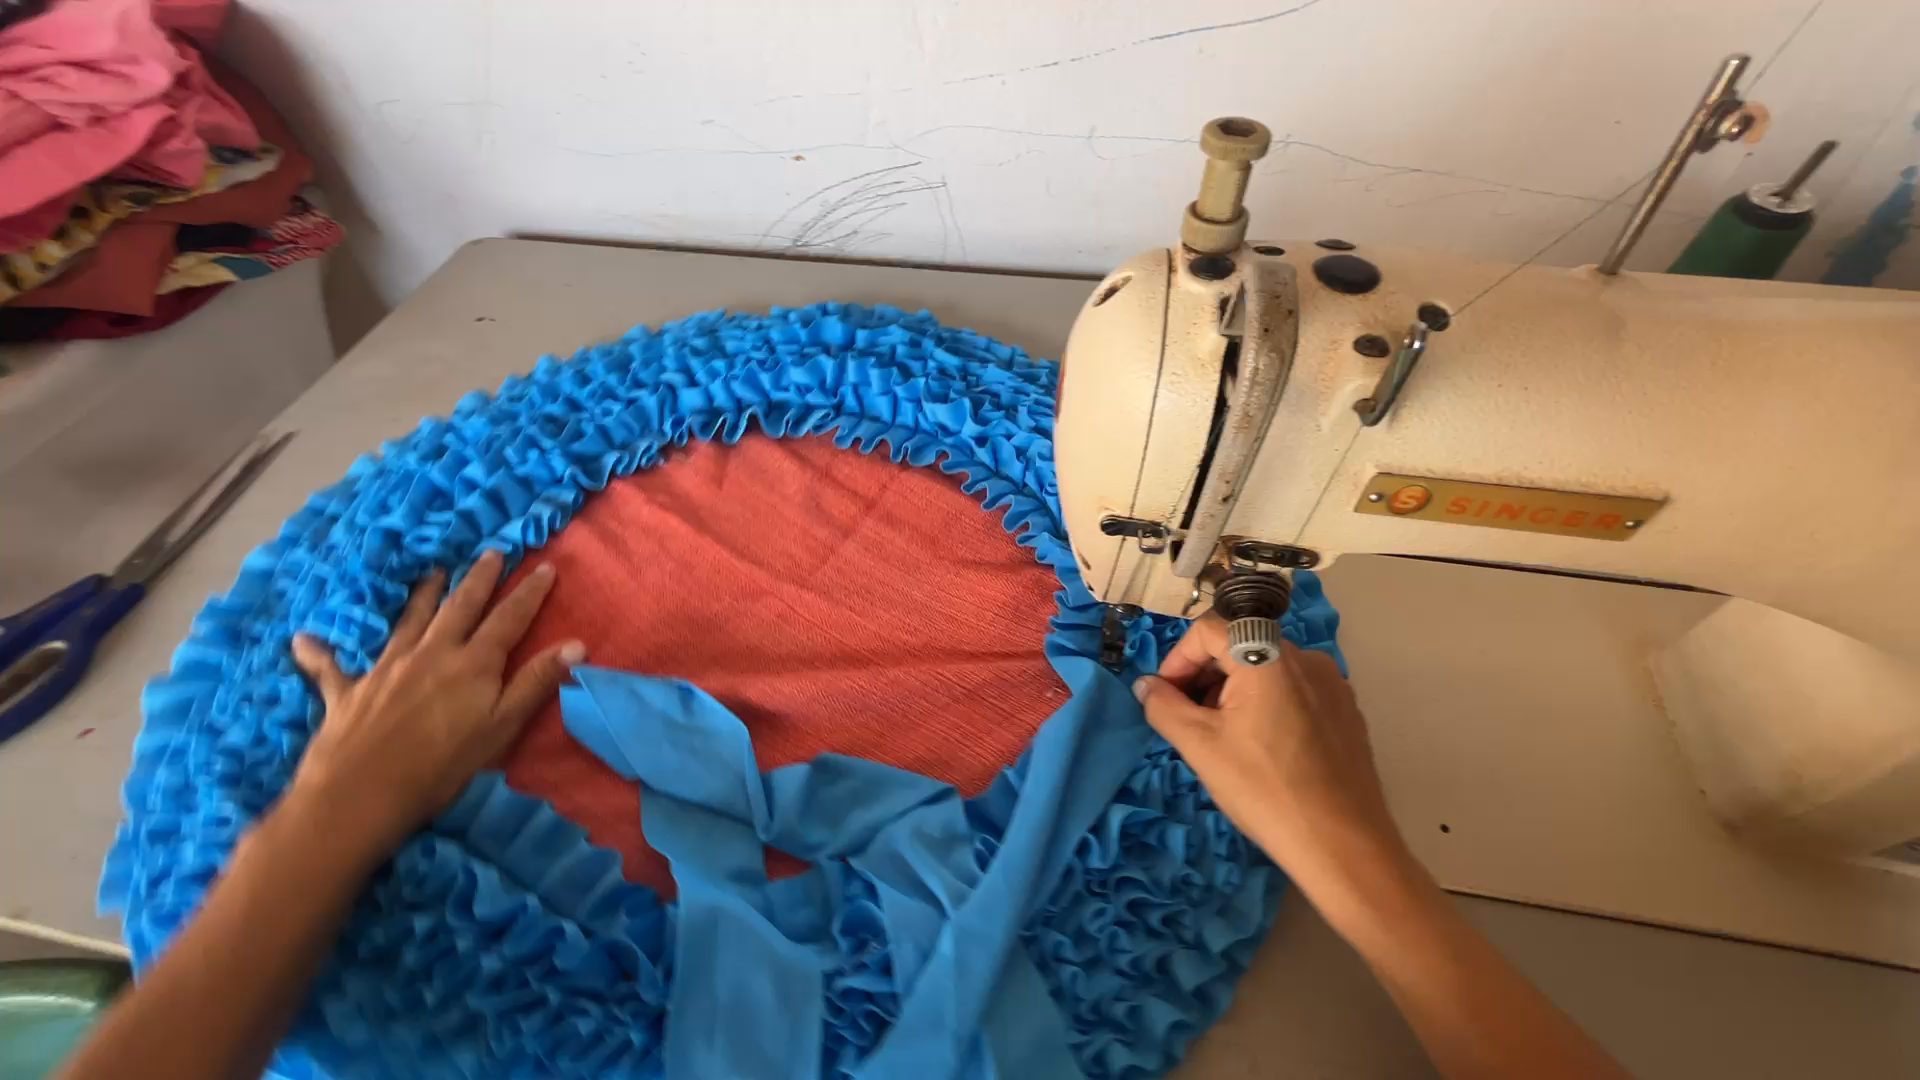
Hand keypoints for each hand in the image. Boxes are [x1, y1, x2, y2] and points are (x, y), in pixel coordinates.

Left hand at [286, 550, 584, 856]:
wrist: (360, 794)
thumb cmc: (443, 764)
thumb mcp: (502, 725)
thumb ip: (537, 681)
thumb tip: (578, 644)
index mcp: (473, 663)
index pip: (509, 618)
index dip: (529, 592)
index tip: (545, 567)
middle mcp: (431, 653)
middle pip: (460, 607)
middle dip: (479, 579)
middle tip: (490, 553)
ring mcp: (387, 669)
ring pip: (409, 622)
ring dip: (423, 595)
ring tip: (434, 573)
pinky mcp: (348, 692)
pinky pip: (331, 667)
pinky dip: (319, 653)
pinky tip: (303, 640)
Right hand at [1132, 613, 1405, 885]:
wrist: (1344, 847)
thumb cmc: (1264, 790)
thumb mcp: (1200, 747)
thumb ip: (1163, 706)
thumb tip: (1146, 685)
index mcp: (1267, 656)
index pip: (1208, 630)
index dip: (1178, 659)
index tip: (1166, 698)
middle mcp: (1304, 658)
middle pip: (1238, 646)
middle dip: (1203, 677)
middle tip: (1188, 721)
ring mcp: (1331, 683)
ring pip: (1265, 669)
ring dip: (1232, 692)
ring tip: (1223, 739)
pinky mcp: (1346, 710)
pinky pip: (1293, 690)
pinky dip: (1265, 705)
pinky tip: (1262, 749)